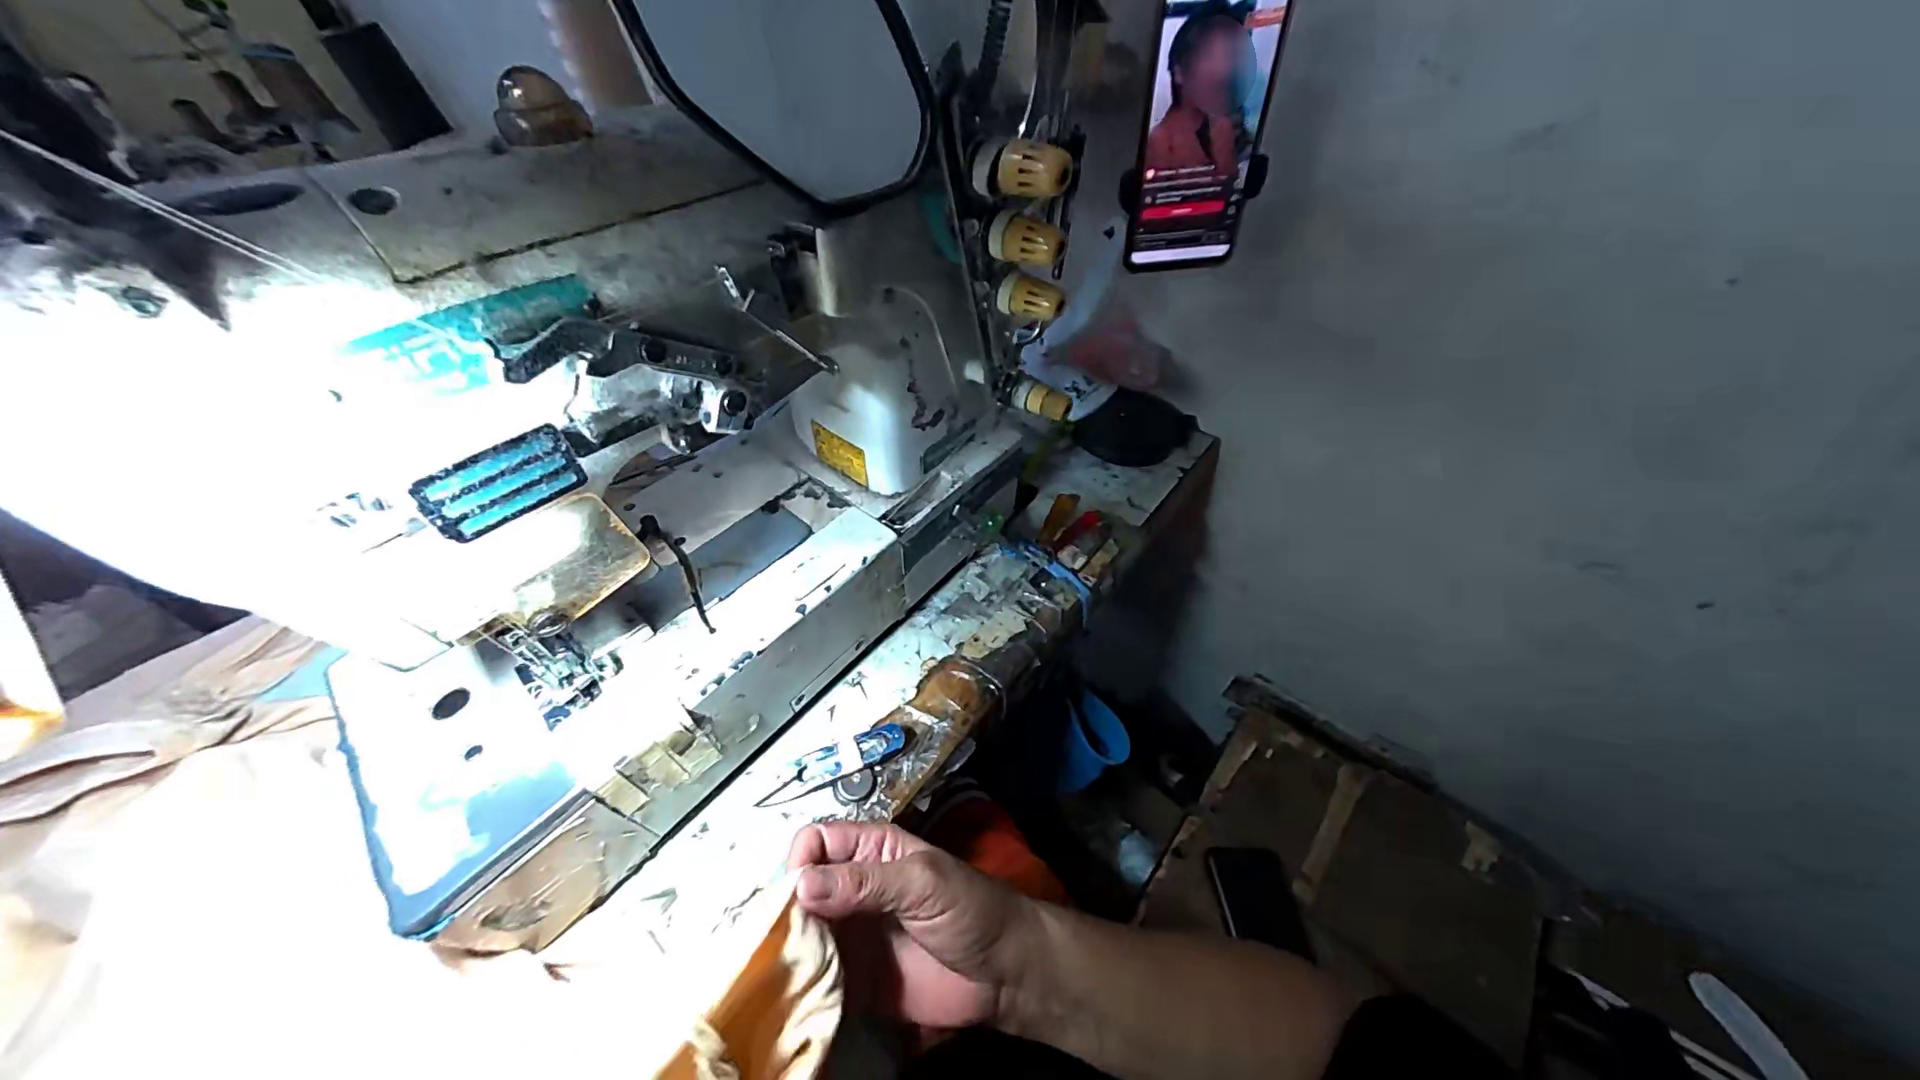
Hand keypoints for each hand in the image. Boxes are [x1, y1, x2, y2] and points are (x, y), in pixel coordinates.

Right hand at [787, 822, 1035, 1030]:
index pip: (817, 842)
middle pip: (801, 890)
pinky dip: (801, 985)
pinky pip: (817, 978)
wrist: (1005, 972)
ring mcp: (853, 935)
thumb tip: (801, 884)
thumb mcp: (923, 882)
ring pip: (802, 934)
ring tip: (779, 971)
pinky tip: (794, 996)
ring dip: (788, 950)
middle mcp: (853, 889)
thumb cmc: (971, 908)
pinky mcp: (855, 979)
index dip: (801, 861)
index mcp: (871, 852)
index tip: (796, 894)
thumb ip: (867, 882)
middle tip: (778, 939)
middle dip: (784, 910)